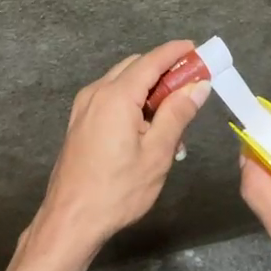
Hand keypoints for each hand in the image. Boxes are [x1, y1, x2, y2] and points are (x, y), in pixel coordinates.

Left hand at [34, 40, 209, 255]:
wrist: (71, 219)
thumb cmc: (117, 191)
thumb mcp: (156, 153)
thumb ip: (177, 114)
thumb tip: (198, 86)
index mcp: (116, 96)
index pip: (151, 60)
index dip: (177, 53)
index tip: (199, 51)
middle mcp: (95, 94)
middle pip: (135, 68)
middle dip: (165, 74)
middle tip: (193, 90)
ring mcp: (83, 109)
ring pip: (122, 84)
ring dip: (149, 92)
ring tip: (174, 120)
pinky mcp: (79, 124)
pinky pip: (110, 101)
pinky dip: (132, 104)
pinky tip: (148, 130)